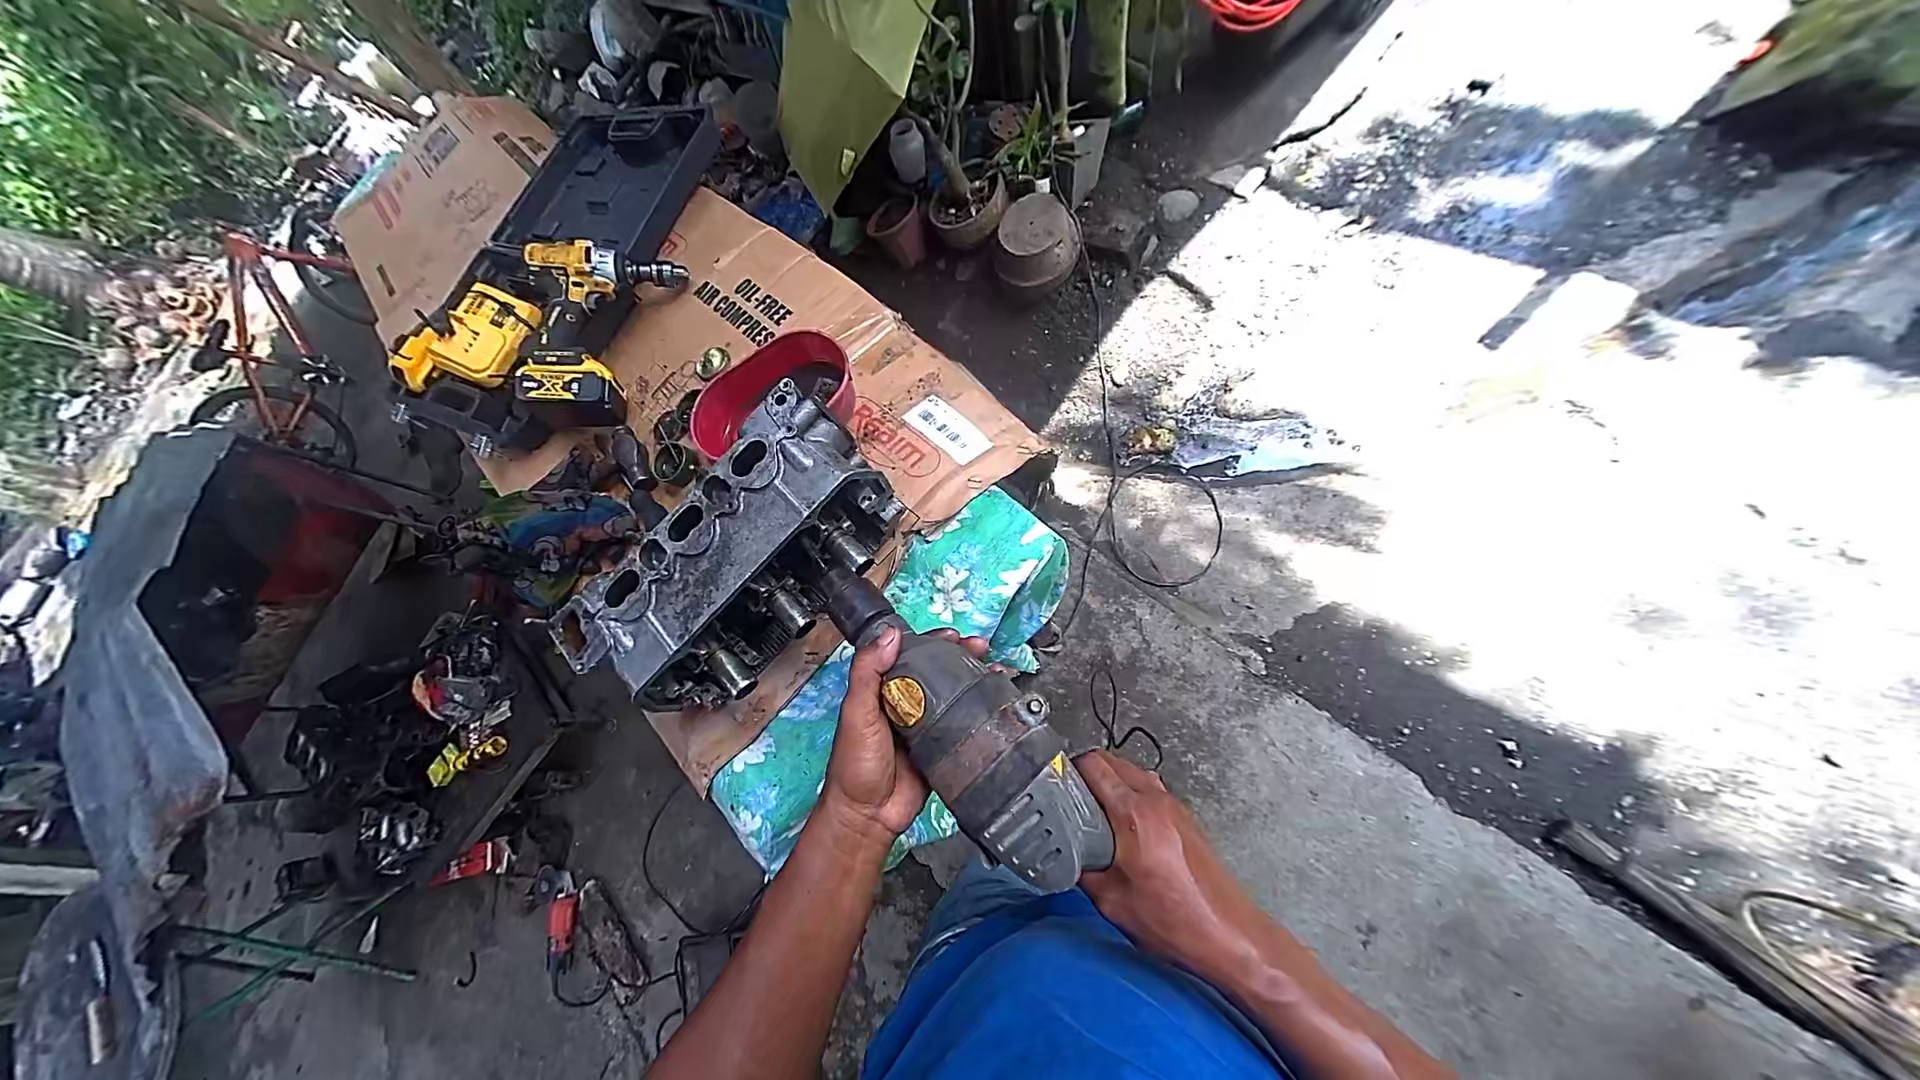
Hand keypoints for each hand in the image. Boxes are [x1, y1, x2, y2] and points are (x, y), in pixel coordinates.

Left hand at [822, 627, 988, 851]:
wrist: (868, 816)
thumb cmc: (855, 764)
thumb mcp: (856, 712)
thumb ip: (867, 672)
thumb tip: (890, 634)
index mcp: (885, 689)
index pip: (911, 655)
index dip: (933, 642)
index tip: (954, 635)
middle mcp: (908, 702)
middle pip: (939, 670)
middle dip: (962, 656)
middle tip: (981, 647)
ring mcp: (928, 724)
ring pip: (955, 693)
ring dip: (975, 677)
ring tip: (995, 667)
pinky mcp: (943, 745)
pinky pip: (964, 722)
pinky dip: (981, 709)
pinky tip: (997, 699)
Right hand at [1076, 749, 1272, 986]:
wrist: (1229, 936)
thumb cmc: (1180, 922)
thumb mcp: (1112, 902)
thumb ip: (1082, 869)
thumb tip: (1065, 855)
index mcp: (1134, 815)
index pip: (1094, 765)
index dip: (1069, 768)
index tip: (1056, 779)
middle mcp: (1155, 801)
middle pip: (1112, 760)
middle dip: (1087, 771)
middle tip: (1070, 794)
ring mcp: (1173, 806)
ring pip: (1132, 771)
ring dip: (1111, 780)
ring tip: (1095, 808)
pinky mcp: (1185, 817)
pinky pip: (1149, 788)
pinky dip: (1131, 793)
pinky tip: (1124, 824)